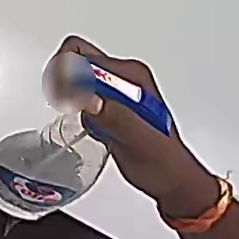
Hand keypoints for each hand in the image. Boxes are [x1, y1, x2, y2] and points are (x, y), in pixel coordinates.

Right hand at [58, 36, 220, 220]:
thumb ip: (114, 117)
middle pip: (76, 59)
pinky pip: (78, 93)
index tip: (67, 98)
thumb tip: (88, 98)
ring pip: (74, 76)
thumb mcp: (139, 141)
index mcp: (130, 76)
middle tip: (69, 107)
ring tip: (90, 123)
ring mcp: (114, 89)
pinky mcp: (108, 103)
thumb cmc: (163, 163)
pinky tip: (93, 128)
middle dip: (64, 82)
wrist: (173, 182)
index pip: (82, 55)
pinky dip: (75, 107)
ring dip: (70, 97)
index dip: (66, 75)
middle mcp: (122, 77)